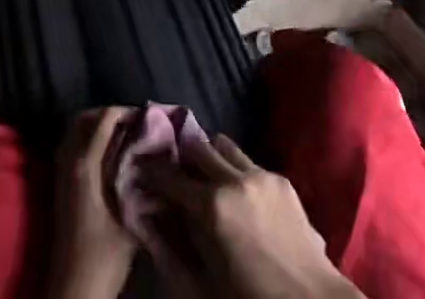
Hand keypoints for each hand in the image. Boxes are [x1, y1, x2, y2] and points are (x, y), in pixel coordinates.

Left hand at [44, 107, 136, 298]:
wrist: (74, 285)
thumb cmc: (103, 254)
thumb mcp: (129, 218)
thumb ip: (140, 183)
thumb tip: (157, 157)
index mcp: (84, 165)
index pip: (103, 119)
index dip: (125, 112)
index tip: (147, 117)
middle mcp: (68, 160)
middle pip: (84, 119)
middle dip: (109, 114)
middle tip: (135, 122)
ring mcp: (60, 170)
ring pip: (76, 131)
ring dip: (98, 126)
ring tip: (126, 135)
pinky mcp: (60, 183)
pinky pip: (72, 146)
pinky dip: (90, 140)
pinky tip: (111, 155)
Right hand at [145, 134, 361, 298]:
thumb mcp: (206, 280)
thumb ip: (180, 243)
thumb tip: (159, 217)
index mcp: (212, 206)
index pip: (171, 176)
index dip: (153, 172)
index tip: (143, 170)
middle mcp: (234, 180)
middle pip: (198, 145)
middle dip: (182, 153)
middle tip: (175, 165)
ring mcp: (261, 175)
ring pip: (225, 145)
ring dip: (212, 155)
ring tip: (207, 174)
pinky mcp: (281, 180)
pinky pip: (249, 163)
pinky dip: (237, 170)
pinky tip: (239, 194)